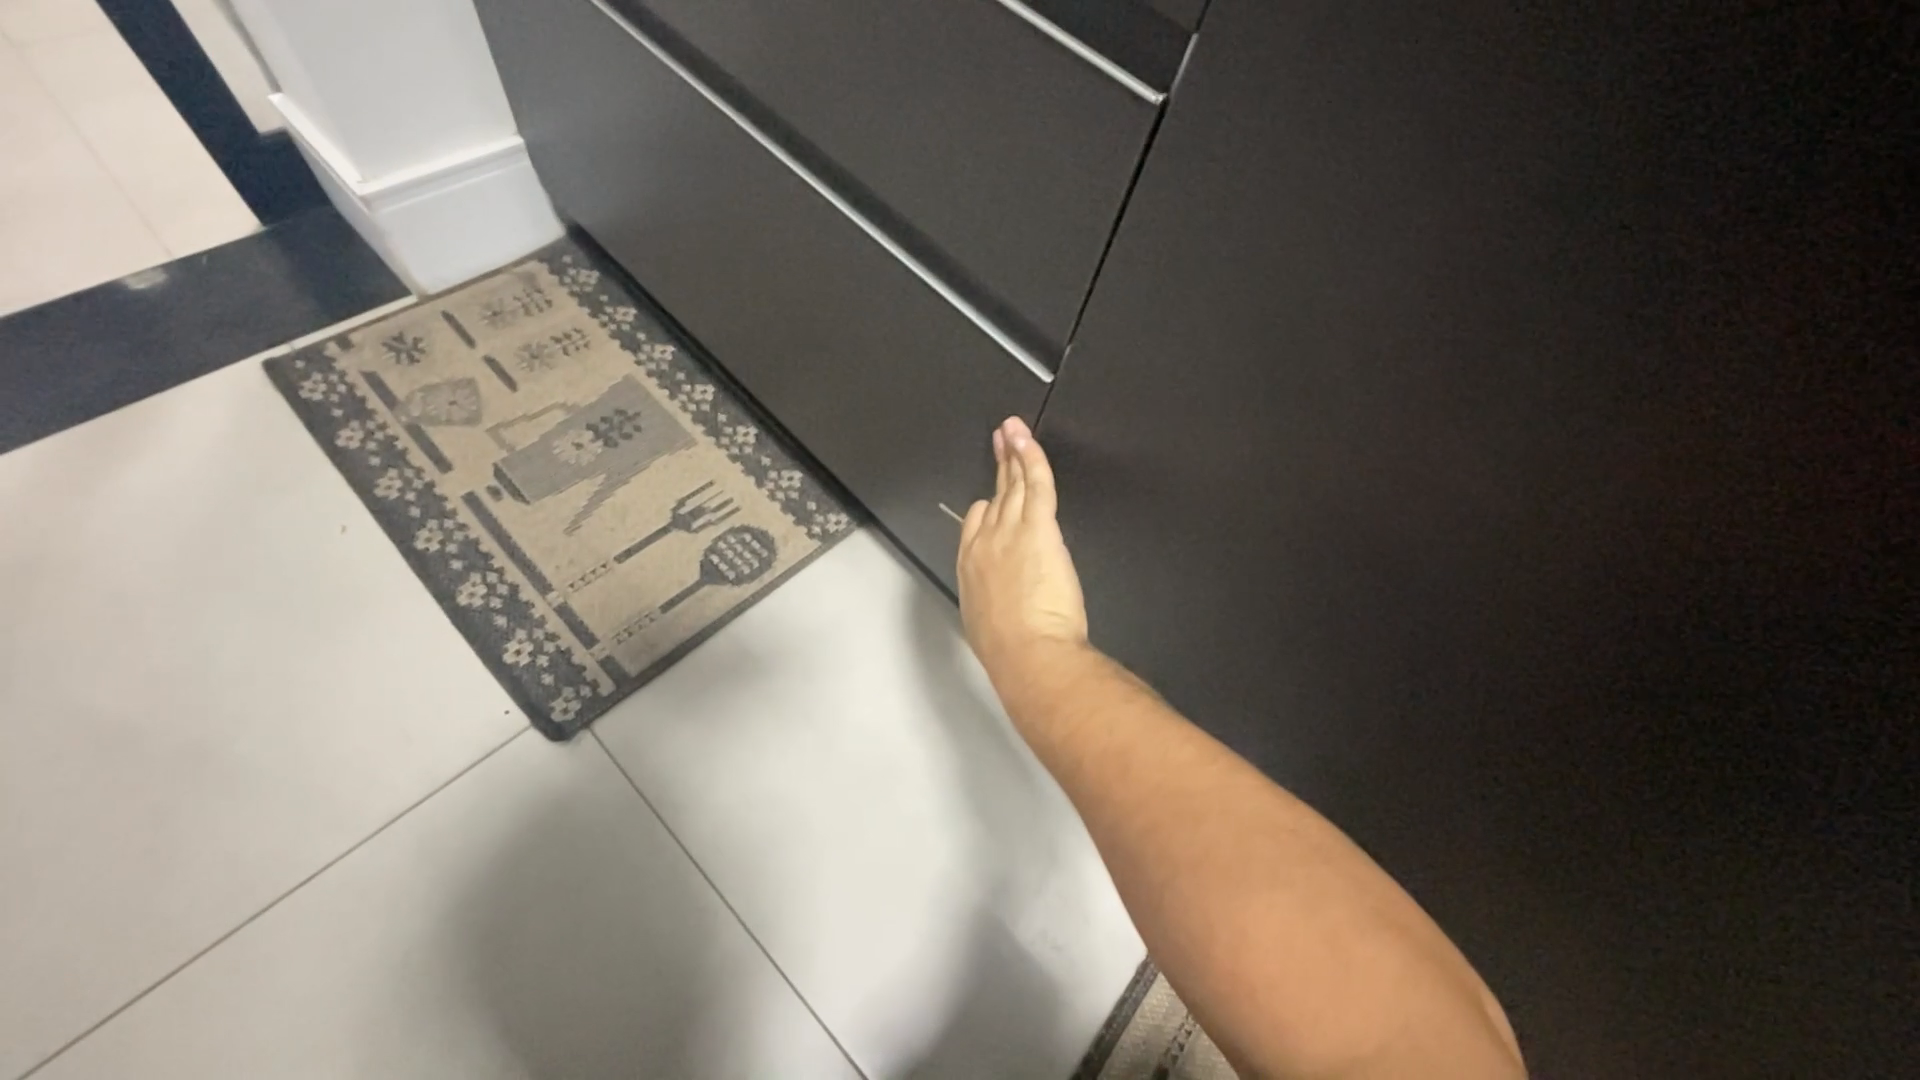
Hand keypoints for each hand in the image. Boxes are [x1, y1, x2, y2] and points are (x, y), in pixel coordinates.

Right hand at [957, 417, 1089, 680]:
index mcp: (971, 567)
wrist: (1027, 652)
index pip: (975, 523)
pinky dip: (1031, 457)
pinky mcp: (1038, 528)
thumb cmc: (1009, 650)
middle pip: (993, 497)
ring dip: (1014, 454)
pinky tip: (1027, 439)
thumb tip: (1004, 603)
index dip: (986, 507)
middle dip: (999, 468)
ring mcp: (1010, 531)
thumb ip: (993, 602)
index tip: (992, 497)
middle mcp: (985, 542)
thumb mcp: (987, 626)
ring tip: (1013, 431)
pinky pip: (1035, 483)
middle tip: (1001, 442)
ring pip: (1014, 485)